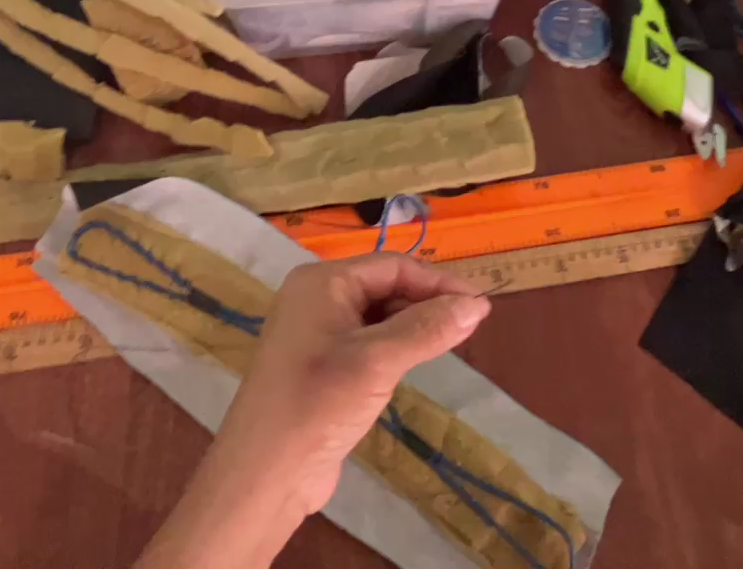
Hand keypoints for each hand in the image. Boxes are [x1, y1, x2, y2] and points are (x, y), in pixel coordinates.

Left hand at [218, 252, 492, 510]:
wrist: (262, 476)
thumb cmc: (317, 405)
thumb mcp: (377, 363)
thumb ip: (427, 329)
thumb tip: (477, 305)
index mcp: (322, 282)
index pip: (392, 265)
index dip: (438, 282)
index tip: (480, 304)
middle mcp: (317, 297)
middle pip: (385, 285)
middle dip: (428, 301)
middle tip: (472, 324)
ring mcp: (317, 331)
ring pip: (379, 313)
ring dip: (414, 323)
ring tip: (453, 339)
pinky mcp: (322, 363)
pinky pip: (368, 339)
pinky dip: (397, 344)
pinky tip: (418, 358)